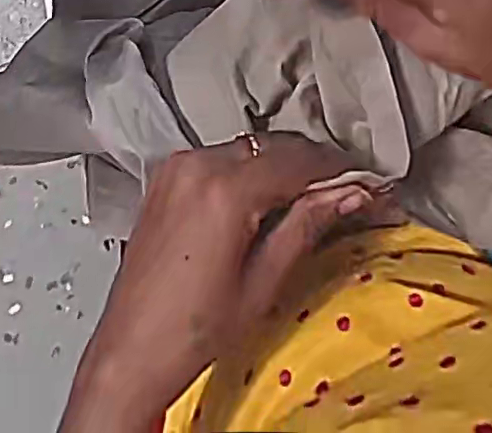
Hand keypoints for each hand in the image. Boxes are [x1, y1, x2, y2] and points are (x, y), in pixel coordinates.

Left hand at [60, 134, 371, 432]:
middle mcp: (197, 164)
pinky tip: (260, 195)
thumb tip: (347, 194)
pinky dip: (245, 167)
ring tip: (302, 195)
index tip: (359, 179)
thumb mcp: (262, 283)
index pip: (295, 161)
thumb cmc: (194, 328)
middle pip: (271, 146)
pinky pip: (219, 155)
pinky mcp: (167, 173)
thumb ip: (305, 226)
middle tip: (338, 188)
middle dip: (308, 163)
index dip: (333, 169)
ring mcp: (178, 165)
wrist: (131, 346)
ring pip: (246, 147)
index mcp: (223, 191)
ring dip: (277, 162)